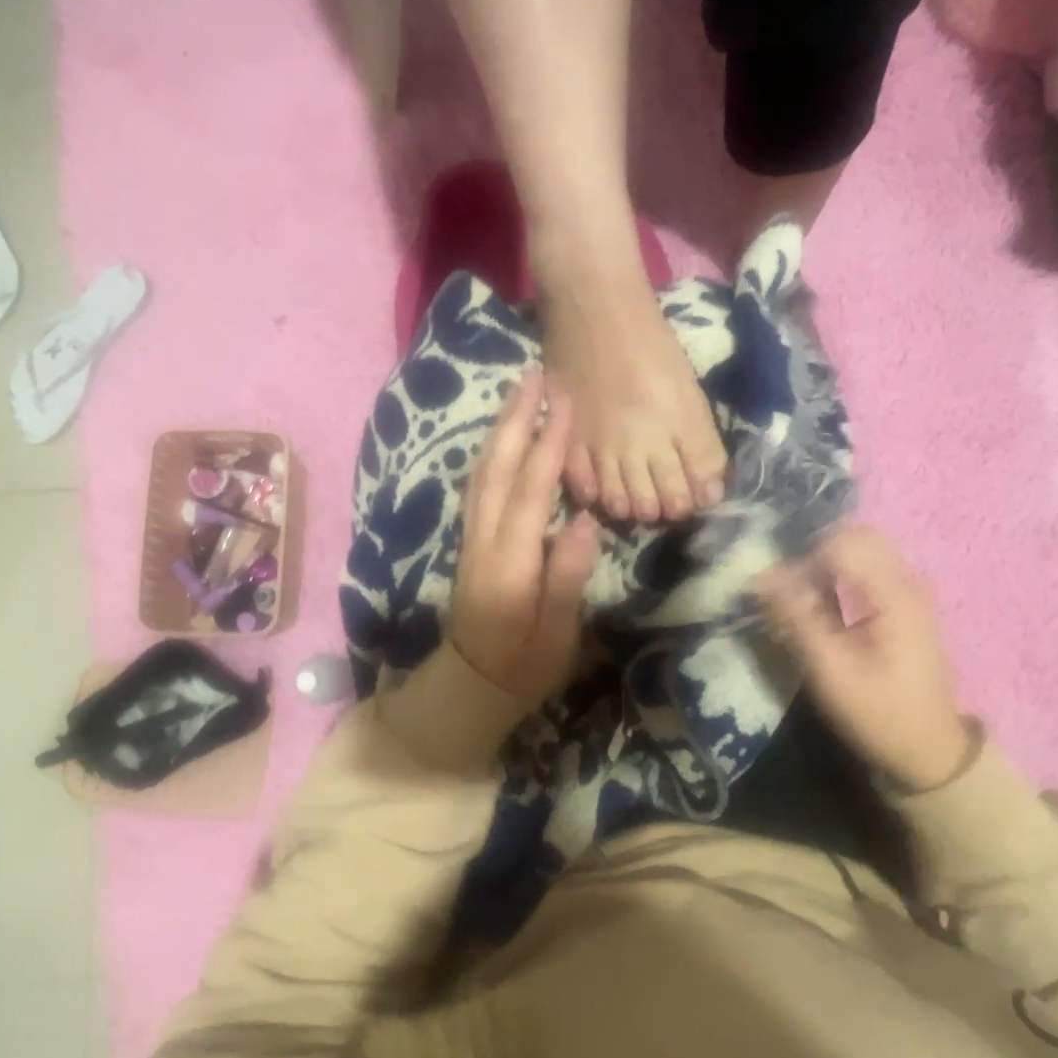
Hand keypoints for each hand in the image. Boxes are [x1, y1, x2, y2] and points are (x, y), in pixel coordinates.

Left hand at [451, 369, 600, 702]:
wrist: (472, 683)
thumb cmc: (524, 664)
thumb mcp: (556, 634)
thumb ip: (567, 578)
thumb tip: (587, 522)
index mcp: (512, 561)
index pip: (531, 491)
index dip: (548, 444)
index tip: (563, 401)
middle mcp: (486, 540)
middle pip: (499, 468)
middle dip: (517, 418)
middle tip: (534, 373)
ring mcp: (472, 538)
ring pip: (483, 472)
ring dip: (500, 428)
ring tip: (518, 392)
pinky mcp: (470, 541)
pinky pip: (478, 485)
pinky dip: (490, 452)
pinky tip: (500, 437)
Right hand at [755, 526, 971, 791]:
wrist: (927, 750)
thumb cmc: (878, 713)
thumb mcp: (830, 670)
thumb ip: (797, 617)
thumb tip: (759, 575)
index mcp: (894, 594)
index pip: (838, 542)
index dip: (801, 558)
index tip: (777, 590)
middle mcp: (906, 580)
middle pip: (853, 535)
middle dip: (812, 551)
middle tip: (784, 585)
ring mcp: (908, 590)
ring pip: (859, 549)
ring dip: (823, 562)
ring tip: (796, 597)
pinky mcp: (902, 603)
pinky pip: (866, 568)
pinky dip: (836, 575)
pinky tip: (818, 605)